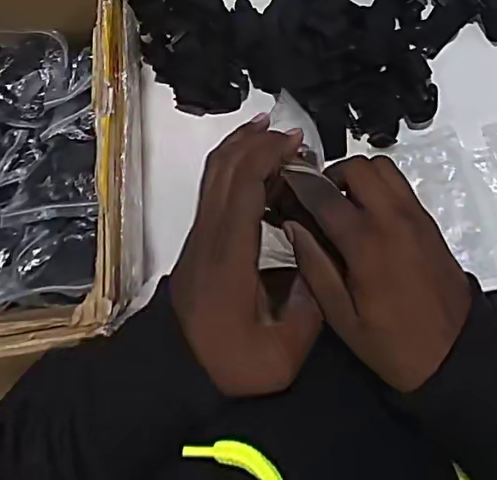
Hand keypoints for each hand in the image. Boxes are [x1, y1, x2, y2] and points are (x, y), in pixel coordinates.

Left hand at [171, 115, 322, 395]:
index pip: (243, 185)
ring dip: (241, 145)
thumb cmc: (225, 359)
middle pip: (226, 167)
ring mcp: (203, 228)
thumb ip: (307, 311)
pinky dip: (233, 162)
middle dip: (257, 141)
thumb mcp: (277, 355)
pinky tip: (254, 164)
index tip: (295, 144)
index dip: (267, 156)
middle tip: (292, 135)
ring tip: (270, 132)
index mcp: (231, 251)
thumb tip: (321, 267)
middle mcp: (212, 229)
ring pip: (215, 170)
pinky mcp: (202, 232)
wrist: (175, 365)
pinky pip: (214, 183)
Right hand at [285, 155, 472, 392]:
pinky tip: (371, 214)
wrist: (459, 360)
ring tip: (347, 202)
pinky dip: (379, 186)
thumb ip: (314, 266)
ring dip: (359, 176)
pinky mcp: (429, 222)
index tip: (287, 180)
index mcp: (366, 243)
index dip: (299, 181)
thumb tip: (293, 226)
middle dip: (331, 175)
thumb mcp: (342, 318)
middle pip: (356, 167)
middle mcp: (392, 220)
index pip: (324, 193)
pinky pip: (400, 184)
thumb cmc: (396, 345)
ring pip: (381, 167)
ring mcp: (414, 217)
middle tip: (321, 198)